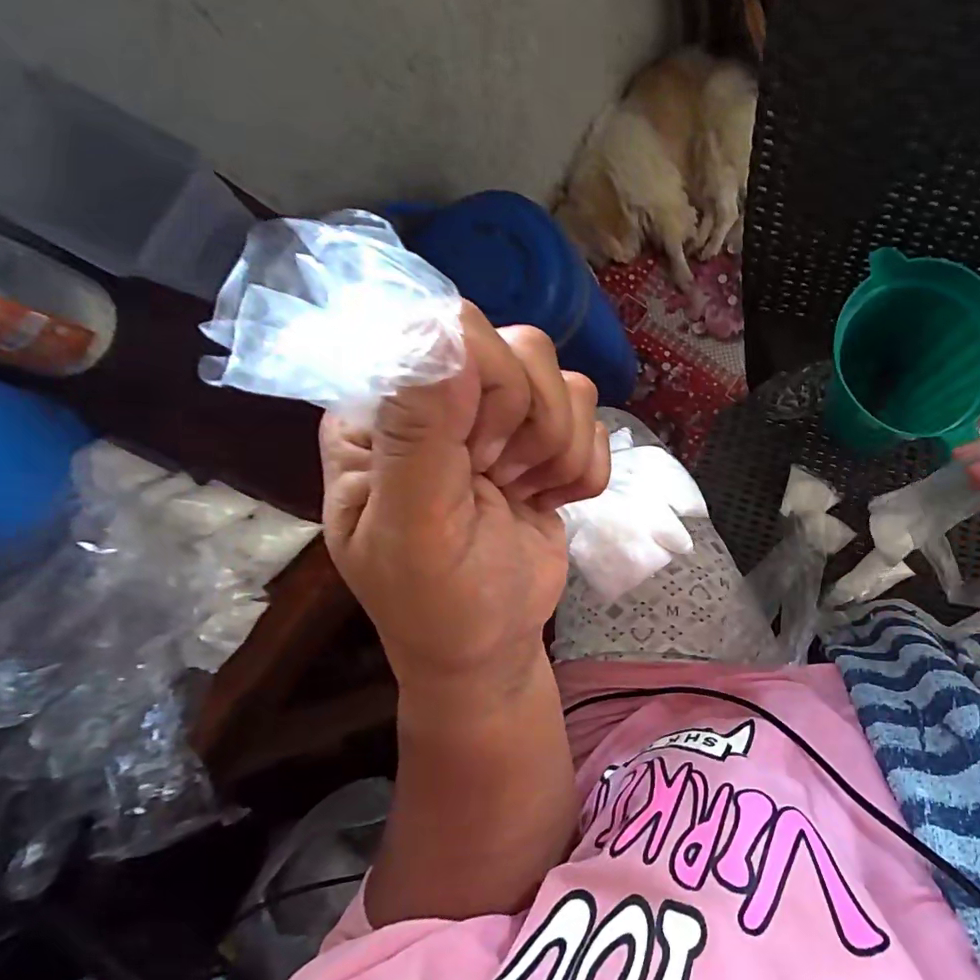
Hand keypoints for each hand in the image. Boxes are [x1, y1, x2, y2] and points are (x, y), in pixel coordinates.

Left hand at [320, 304, 609, 684]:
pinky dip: (582, 472)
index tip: (478, 455)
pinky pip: (595, 423)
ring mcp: (502, 421)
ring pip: (569, 384)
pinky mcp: (548, 446)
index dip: (485, 387)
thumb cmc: (436, 601)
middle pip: (524, 350)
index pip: (452, 331)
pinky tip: (547, 503)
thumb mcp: (412, 529)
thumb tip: (444, 330)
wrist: (491, 649)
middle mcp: (443, 399)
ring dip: (557, 454)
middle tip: (498, 480)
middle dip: (528, 429)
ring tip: (522, 495)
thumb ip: (418, 431)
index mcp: (384, 407)